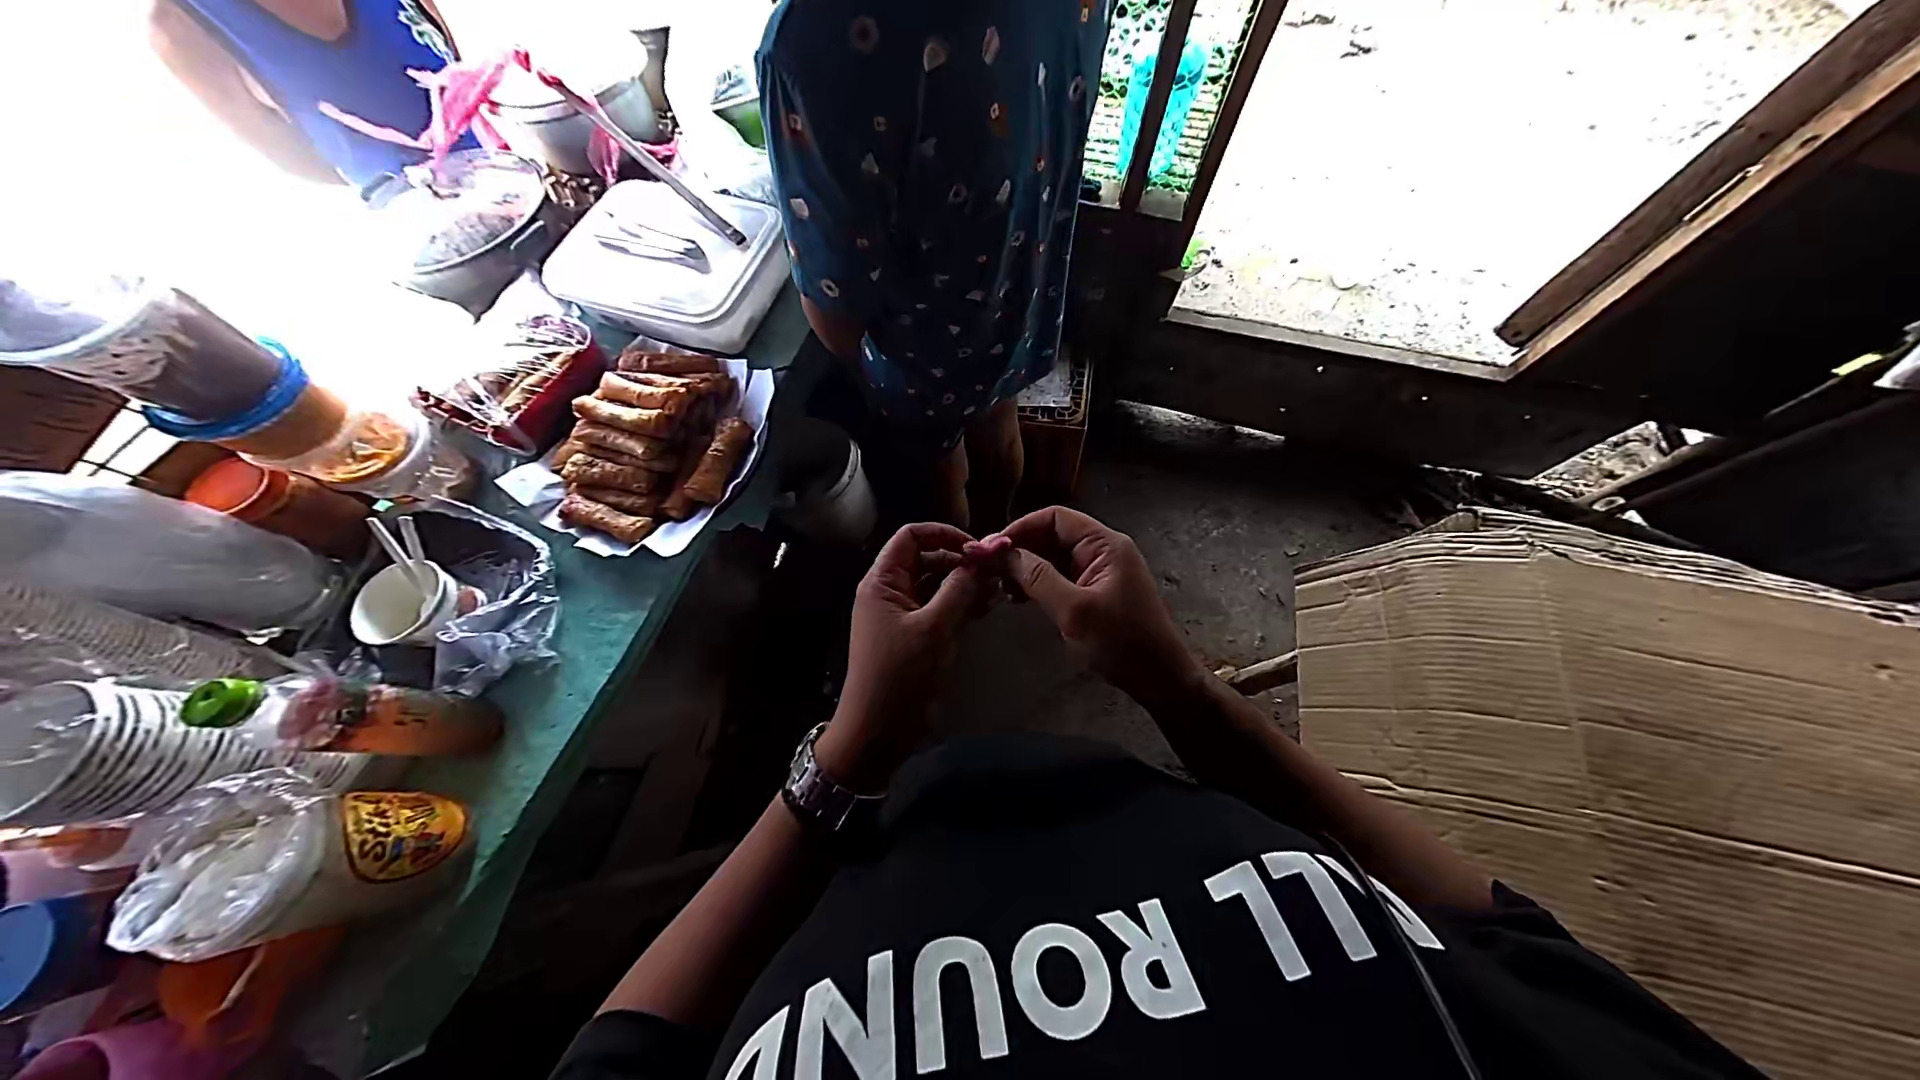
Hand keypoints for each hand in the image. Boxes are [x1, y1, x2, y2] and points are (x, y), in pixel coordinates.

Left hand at [818, 522, 992, 790]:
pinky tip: (981, 611)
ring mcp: (899, 613)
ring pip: (934, 583)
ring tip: (992, 595)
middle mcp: (888, 590)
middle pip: (926, 558)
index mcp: (881, 581)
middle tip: (994, 576)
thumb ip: (959, 590)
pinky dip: (957, 605)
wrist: (876, 732)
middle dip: (959, 563)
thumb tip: (982, 561)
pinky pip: (936, 607)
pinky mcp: (910, 633)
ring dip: (962, 585)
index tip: (977, 549)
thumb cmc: (899, 676)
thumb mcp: (934, 629)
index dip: (944, 534)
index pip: (911, 536)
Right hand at [985, 507, 1207, 708]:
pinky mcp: (1096, 591)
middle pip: (1052, 535)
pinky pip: (1061, 576)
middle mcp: (1103, 550)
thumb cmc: (1122, 643)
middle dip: (1020, 550)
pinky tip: (1020, 599)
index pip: (1055, 517)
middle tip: (990, 570)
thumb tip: (1003, 553)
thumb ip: (1037, 578)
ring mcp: (1100, 571)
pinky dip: (1039, 584)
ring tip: (1002, 588)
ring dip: (1026, 568)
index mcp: (1105, 544)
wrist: (1160, 679)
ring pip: (1054, 557)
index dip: (1020, 528)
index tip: (991, 549)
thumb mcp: (1074, 611)